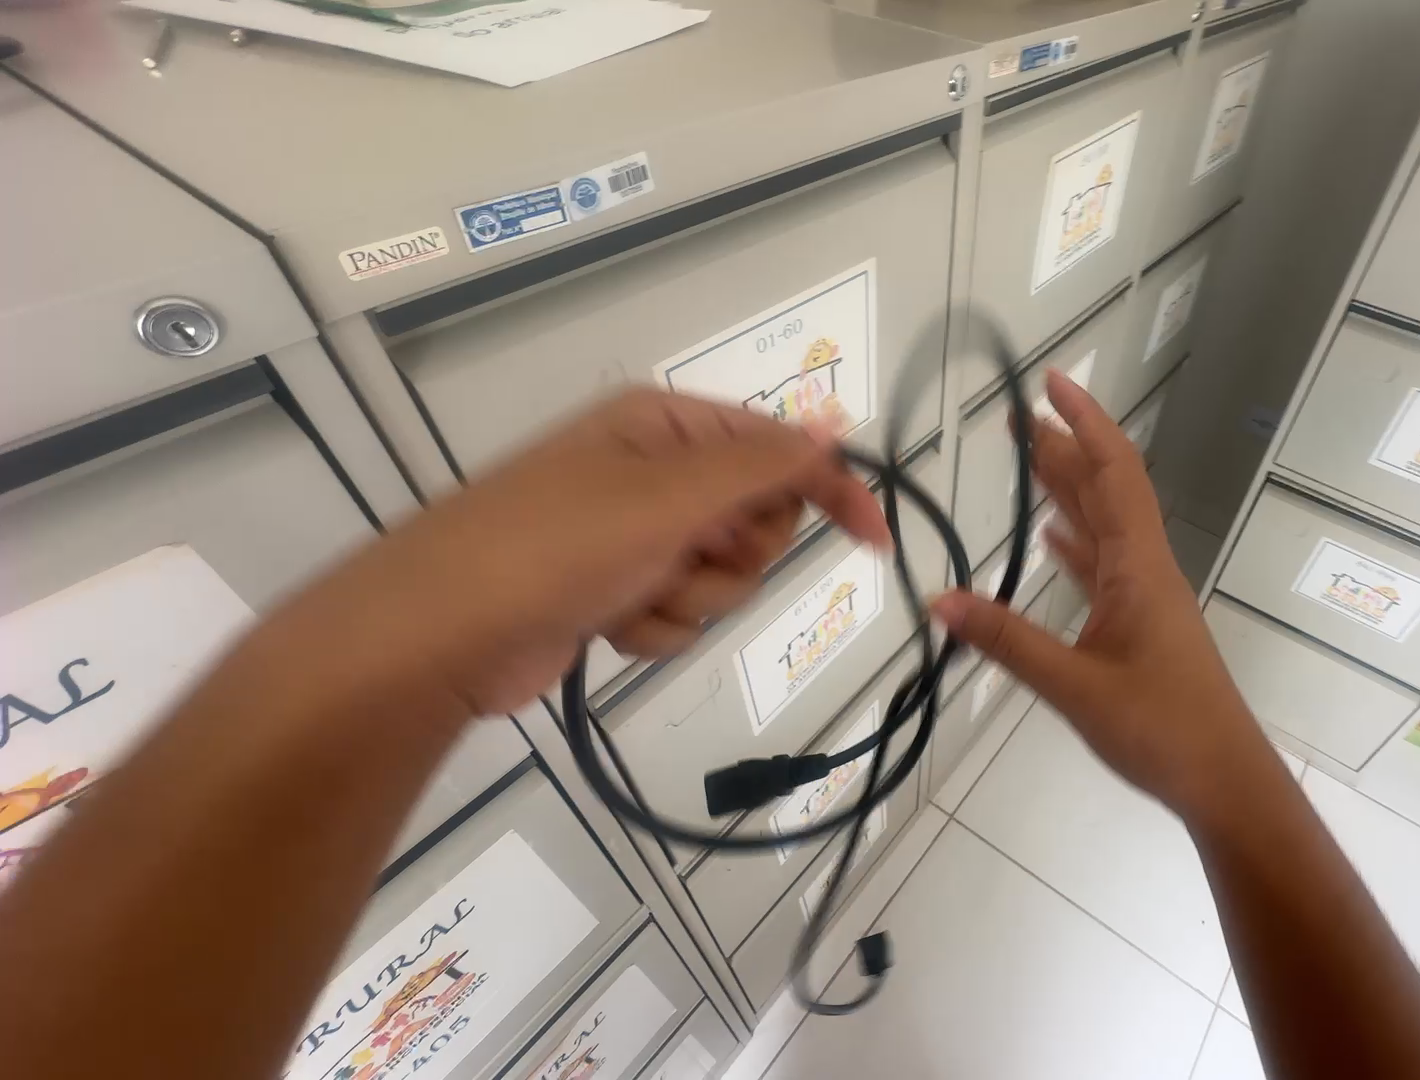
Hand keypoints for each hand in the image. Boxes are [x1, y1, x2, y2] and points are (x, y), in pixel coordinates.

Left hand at [263, 388, 890, 718]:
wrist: (438, 637)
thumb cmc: (558, 545)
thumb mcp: (671, 494)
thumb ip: (764, 463)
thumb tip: (835, 424)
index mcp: (670, 428)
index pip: (781, 451)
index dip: (831, 490)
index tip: (874, 541)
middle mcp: (659, 473)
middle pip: (759, 519)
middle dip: (735, 551)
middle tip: (690, 554)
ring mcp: (639, 535)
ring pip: (726, 575)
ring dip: (692, 595)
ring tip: (632, 594)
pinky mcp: (622, 589)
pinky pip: (685, 612)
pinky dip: (658, 625)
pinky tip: (608, 623)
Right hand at [930, 371, 1275, 823]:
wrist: (1224, 782)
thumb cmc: (1161, 730)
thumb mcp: (1075, 687)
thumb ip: (1006, 642)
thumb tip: (939, 600)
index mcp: (1138, 567)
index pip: (1112, 473)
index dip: (1083, 423)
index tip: (1050, 383)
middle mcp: (1145, 568)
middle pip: (1105, 489)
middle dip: (1064, 447)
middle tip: (1015, 419)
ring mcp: (1145, 596)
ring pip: (1104, 525)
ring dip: (1069, 489)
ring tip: (1027, 461)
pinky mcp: (1139, 623)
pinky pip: (1102, 565)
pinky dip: (1076, 541)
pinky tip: (1052, 537)